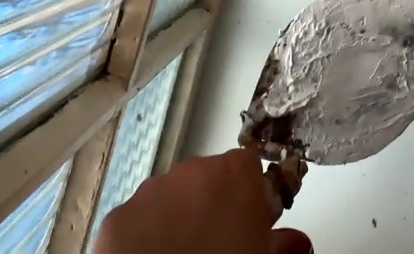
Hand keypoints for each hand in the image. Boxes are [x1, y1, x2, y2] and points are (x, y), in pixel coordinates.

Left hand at [92, 149, 312, 253]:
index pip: (250, 167)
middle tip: (219, 246)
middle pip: (209, 179)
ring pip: (172, 197)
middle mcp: (193, 169)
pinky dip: (144, 236)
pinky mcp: (116, 216)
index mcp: (235, 173)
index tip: (251, 224)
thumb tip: (298, 243)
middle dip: (213, 206)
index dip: (251, 195)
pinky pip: (138, 220)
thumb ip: (284, 246)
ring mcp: (150, 190)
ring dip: (179, 218)